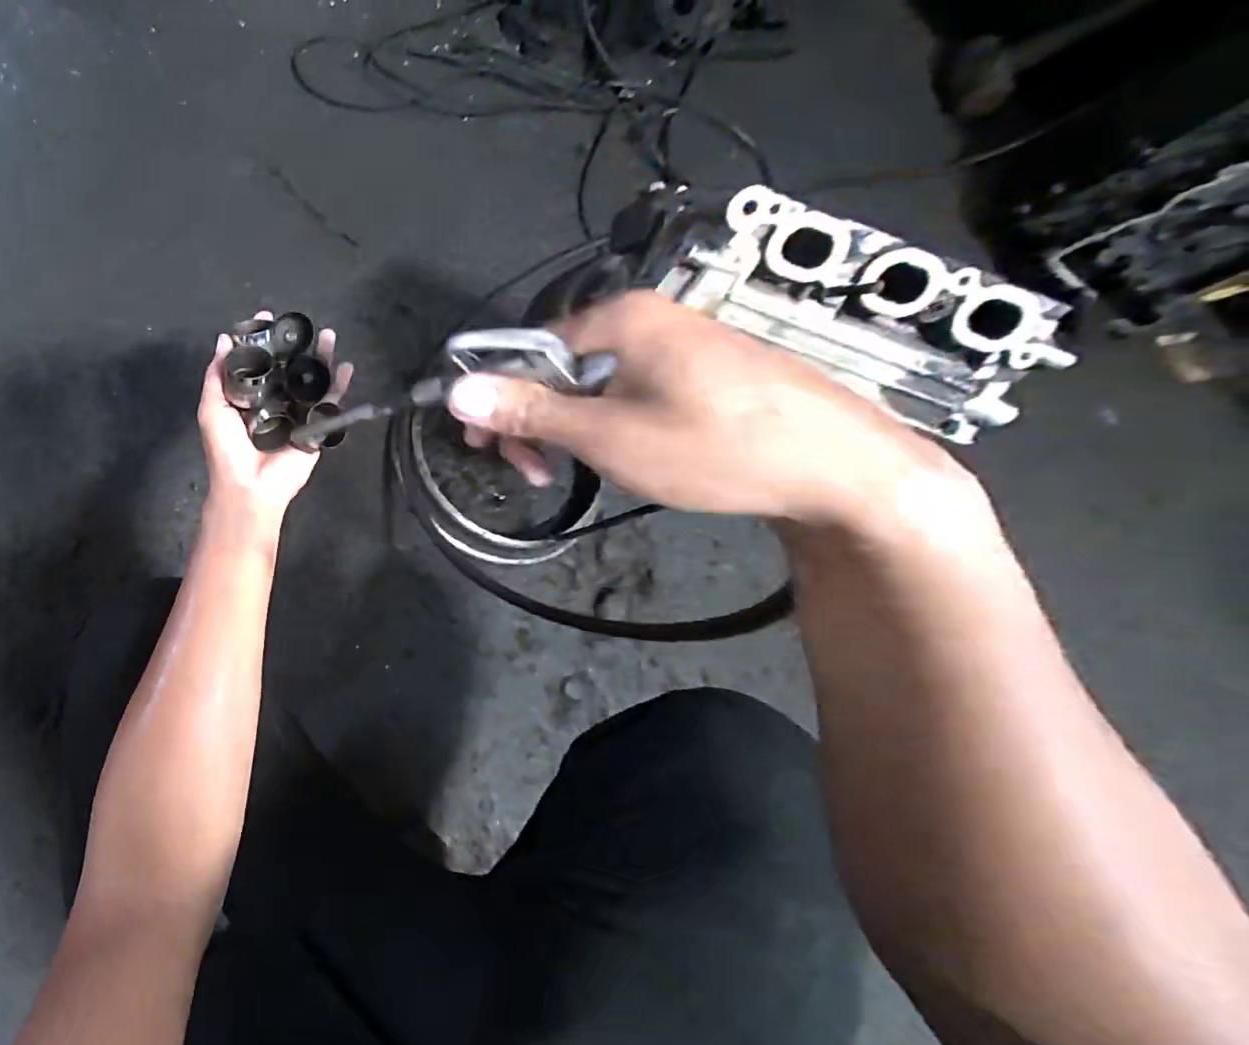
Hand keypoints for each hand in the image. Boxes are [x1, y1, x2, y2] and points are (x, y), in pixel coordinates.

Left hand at [198, 311, 353, 514]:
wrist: (249, 485)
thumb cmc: (226, 449)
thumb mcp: (212, 408)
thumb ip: (217, 376)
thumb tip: (223, 339)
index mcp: (249, 397)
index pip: (259, 361)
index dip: (264, 339)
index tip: (268, 316)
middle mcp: (274, 402)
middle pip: (288, 367)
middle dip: (296, 344)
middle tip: (302, 323)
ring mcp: (296, 415)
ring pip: (311, 381)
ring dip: (322, 359)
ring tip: (330, 336)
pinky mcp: (314, 429)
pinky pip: (329, 405)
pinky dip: (339, 386)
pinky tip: (346, 367)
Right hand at [448, 291, 975, 532]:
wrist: (840, 469)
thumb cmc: (716, 448)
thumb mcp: (608, 436)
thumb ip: (529, 411)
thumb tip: (456, 391)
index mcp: (619, 318)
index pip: (523, 351)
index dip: (496, 402)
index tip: (487, 451)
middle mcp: (644, 318)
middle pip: (554, 366)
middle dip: (531, 420)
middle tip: (532, 473)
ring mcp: (673, 342)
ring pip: (588, 382)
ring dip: (564, 428)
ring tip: (568, 473)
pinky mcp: (693, 370)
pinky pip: (624, 389)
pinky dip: (601, 423)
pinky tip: (610, 455)